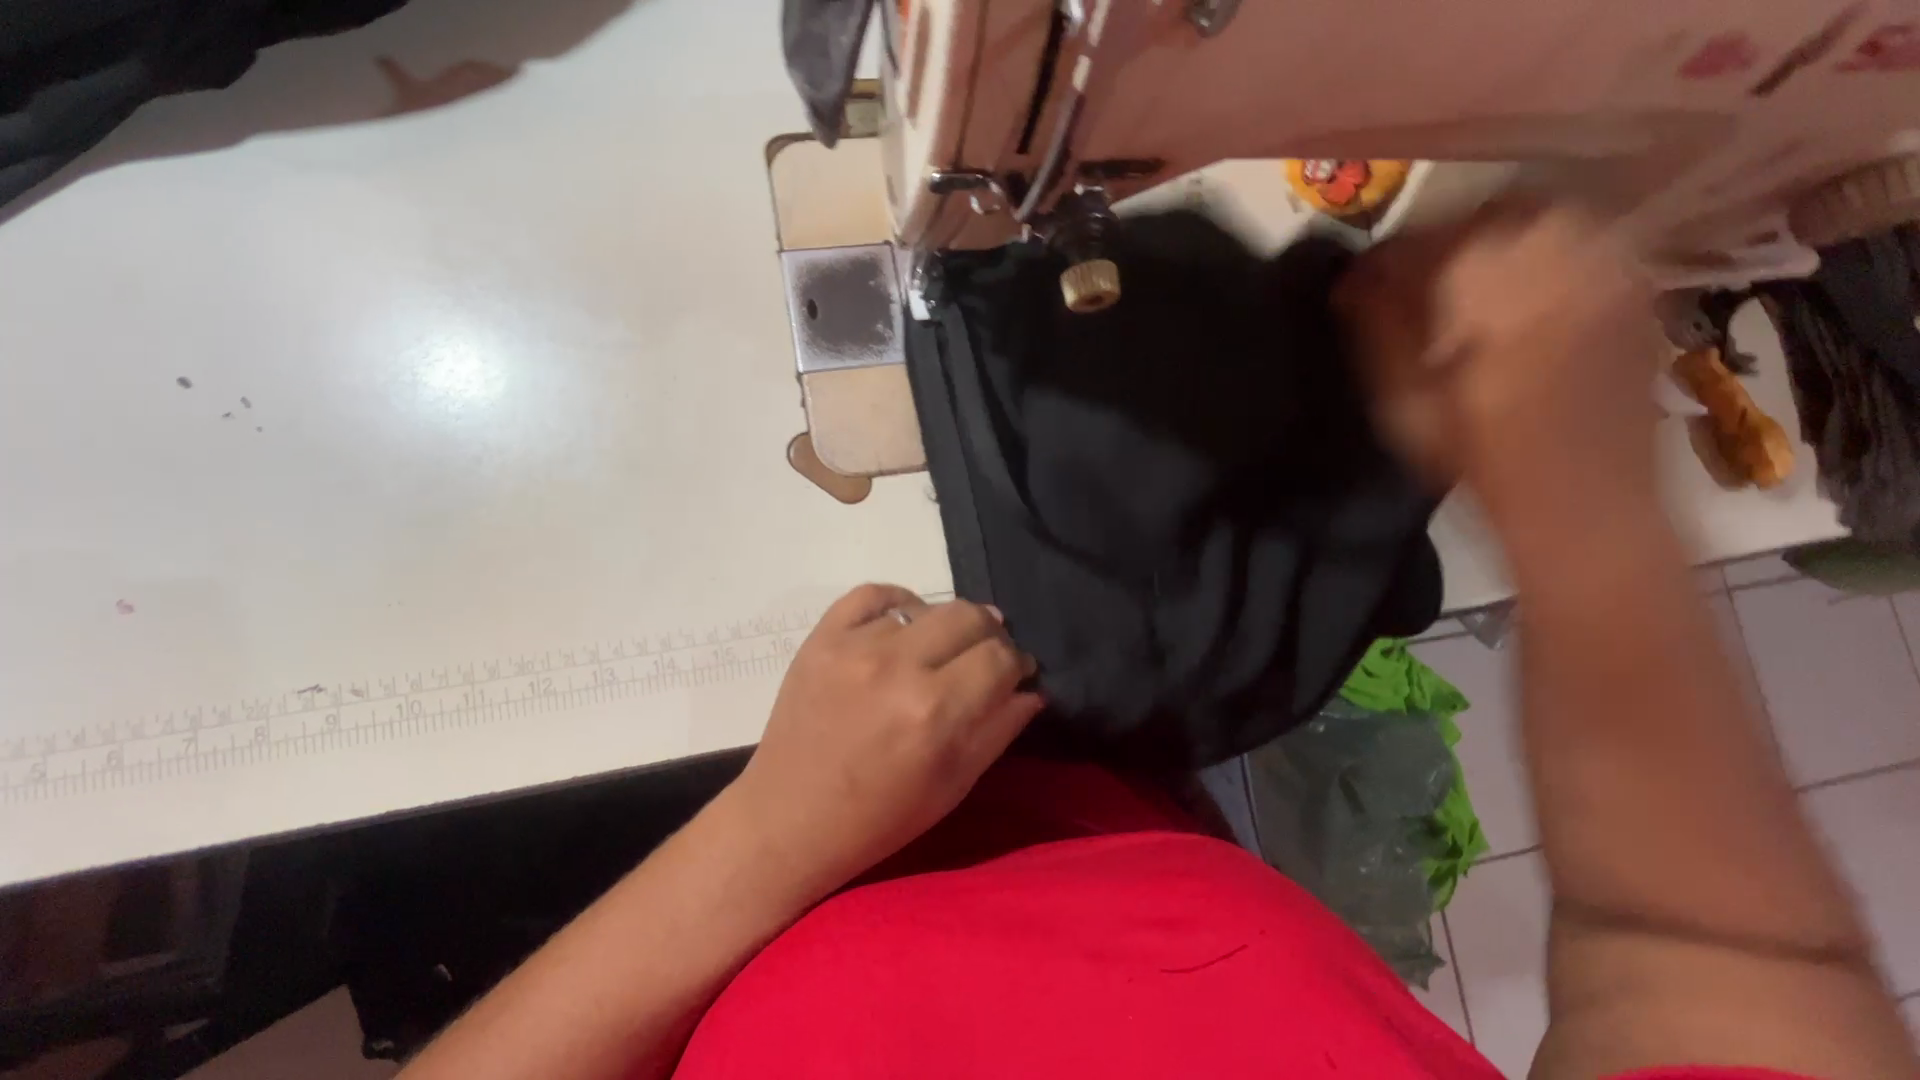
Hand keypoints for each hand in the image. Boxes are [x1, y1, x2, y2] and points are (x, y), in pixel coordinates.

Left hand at [725, 585, 1042, 896]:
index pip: (1001, 658)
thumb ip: (1000, 730)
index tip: (1016, 674)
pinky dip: (897, 603)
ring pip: (927, 606)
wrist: (790, 819)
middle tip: (984, 659)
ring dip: (945, 626)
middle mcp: (898, 667)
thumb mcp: (954, 785)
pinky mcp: (821, 638)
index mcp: (936, 711)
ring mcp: (855, 646)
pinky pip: (872, 594)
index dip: (1017, 664)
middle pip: (970, 617)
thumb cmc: (881, 817)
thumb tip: (1033, 688)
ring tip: (939, 651)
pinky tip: (904, 624)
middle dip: (990, 636)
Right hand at [1334, 201, 1664, 530]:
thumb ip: (1377, 329)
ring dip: (1498, 243)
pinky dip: (1549, 257)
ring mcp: (1606, 270)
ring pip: (1543, 221)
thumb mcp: (1405, 403)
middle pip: (1488, 215)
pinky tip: (1529, 297)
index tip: (1363, 281)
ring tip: (1474, 286)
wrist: (1586, 502)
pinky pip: (1586, 246)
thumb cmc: (1480, 458)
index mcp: (1487, 282)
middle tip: (1420, 280)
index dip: (1385, 258)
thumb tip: (1349, 279)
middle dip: (1446, 239)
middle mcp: (1555, 257)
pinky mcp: (1636, 292)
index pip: (1422, 241)